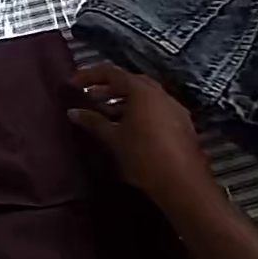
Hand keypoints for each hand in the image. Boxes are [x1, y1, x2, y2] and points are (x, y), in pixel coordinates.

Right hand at [69, 64, 219, 211]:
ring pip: (144, 95)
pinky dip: (138, 110)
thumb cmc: (144, 156)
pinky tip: (128, 127)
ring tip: (105, 113)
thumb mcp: (113, 138)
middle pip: (130, 81)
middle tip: (89, 96)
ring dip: (123, 100)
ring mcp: (175, 109)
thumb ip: (92, 121)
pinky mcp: (182, 125)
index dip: (90, 75)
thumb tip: (73, 112)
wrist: (184, 186)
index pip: (111, 72)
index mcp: (142, 91)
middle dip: (108, 87)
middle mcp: (160, 94)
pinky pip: (156, 108)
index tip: (73, 83)